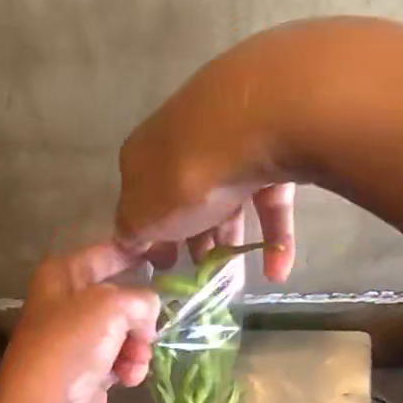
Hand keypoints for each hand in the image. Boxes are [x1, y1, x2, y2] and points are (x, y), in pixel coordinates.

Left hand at [0, 243, 158, 402]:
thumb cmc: (72, 345)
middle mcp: (68, 302)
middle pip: (121, 298)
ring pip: (126, 331)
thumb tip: (148, 314)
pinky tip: (128, 379)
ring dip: (138, 347)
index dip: (136, 254)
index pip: (107, 253)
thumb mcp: (112, 306)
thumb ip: (141, 299)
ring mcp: (77, 338)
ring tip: (135, 362)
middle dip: (140, 317)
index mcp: (62, 275)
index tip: (168, 260)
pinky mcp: (88, 368)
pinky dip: (129, 367)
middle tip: (148, 330)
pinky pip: (121, 358)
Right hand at [114, 34, 301, 283]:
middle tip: (201, 276)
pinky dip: (273, 235)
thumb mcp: (145, 216)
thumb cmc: (187, 177)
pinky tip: (278, 270)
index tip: (162, 267)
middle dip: (194, 241)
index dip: (149, 237)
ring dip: (232, 243)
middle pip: (187, 199)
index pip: (141, 199)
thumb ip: (132, 234)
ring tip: (237, 281)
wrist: (257, 121)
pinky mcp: (275, 144)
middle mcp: (185, 139)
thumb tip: (124, 244)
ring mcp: (231, 138)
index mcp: (144, 154)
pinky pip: (269, 196)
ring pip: (229, 198)